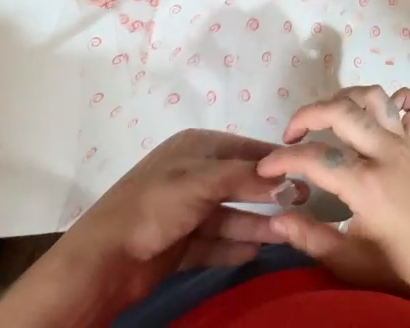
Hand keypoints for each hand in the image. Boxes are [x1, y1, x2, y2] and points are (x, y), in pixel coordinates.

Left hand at [0, 129, 284, 327]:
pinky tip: (258, 252)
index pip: (245, 148)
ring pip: (230, 215)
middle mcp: (193, 175)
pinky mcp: (180, 243)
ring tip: (288, 233)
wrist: (102, 260)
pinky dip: (235, 246)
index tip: (307, 170)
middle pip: (240, 183)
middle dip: (269, 194)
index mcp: (195, 148)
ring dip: (257, 223)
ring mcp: (186, 211)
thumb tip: (288, 177)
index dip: (274, 159)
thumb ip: (246, 177)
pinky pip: (216, 243)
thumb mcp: (204, 181)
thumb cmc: (154, 206)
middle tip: (304, 204)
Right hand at [257, 86, 409, 326]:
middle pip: (343, 110)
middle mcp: (386, 153)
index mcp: (366, 185)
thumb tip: (275, 217)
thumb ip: (310, 236)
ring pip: (375, 97)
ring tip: (327, 118)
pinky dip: (396, 100)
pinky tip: (379, 114)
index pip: (314, 159)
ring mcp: (407, 145)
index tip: (264, 170)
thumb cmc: (402, 268)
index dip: (282, 161)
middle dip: (309, 113)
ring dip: (346, 98)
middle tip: (291, 134)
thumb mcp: (350, 261)